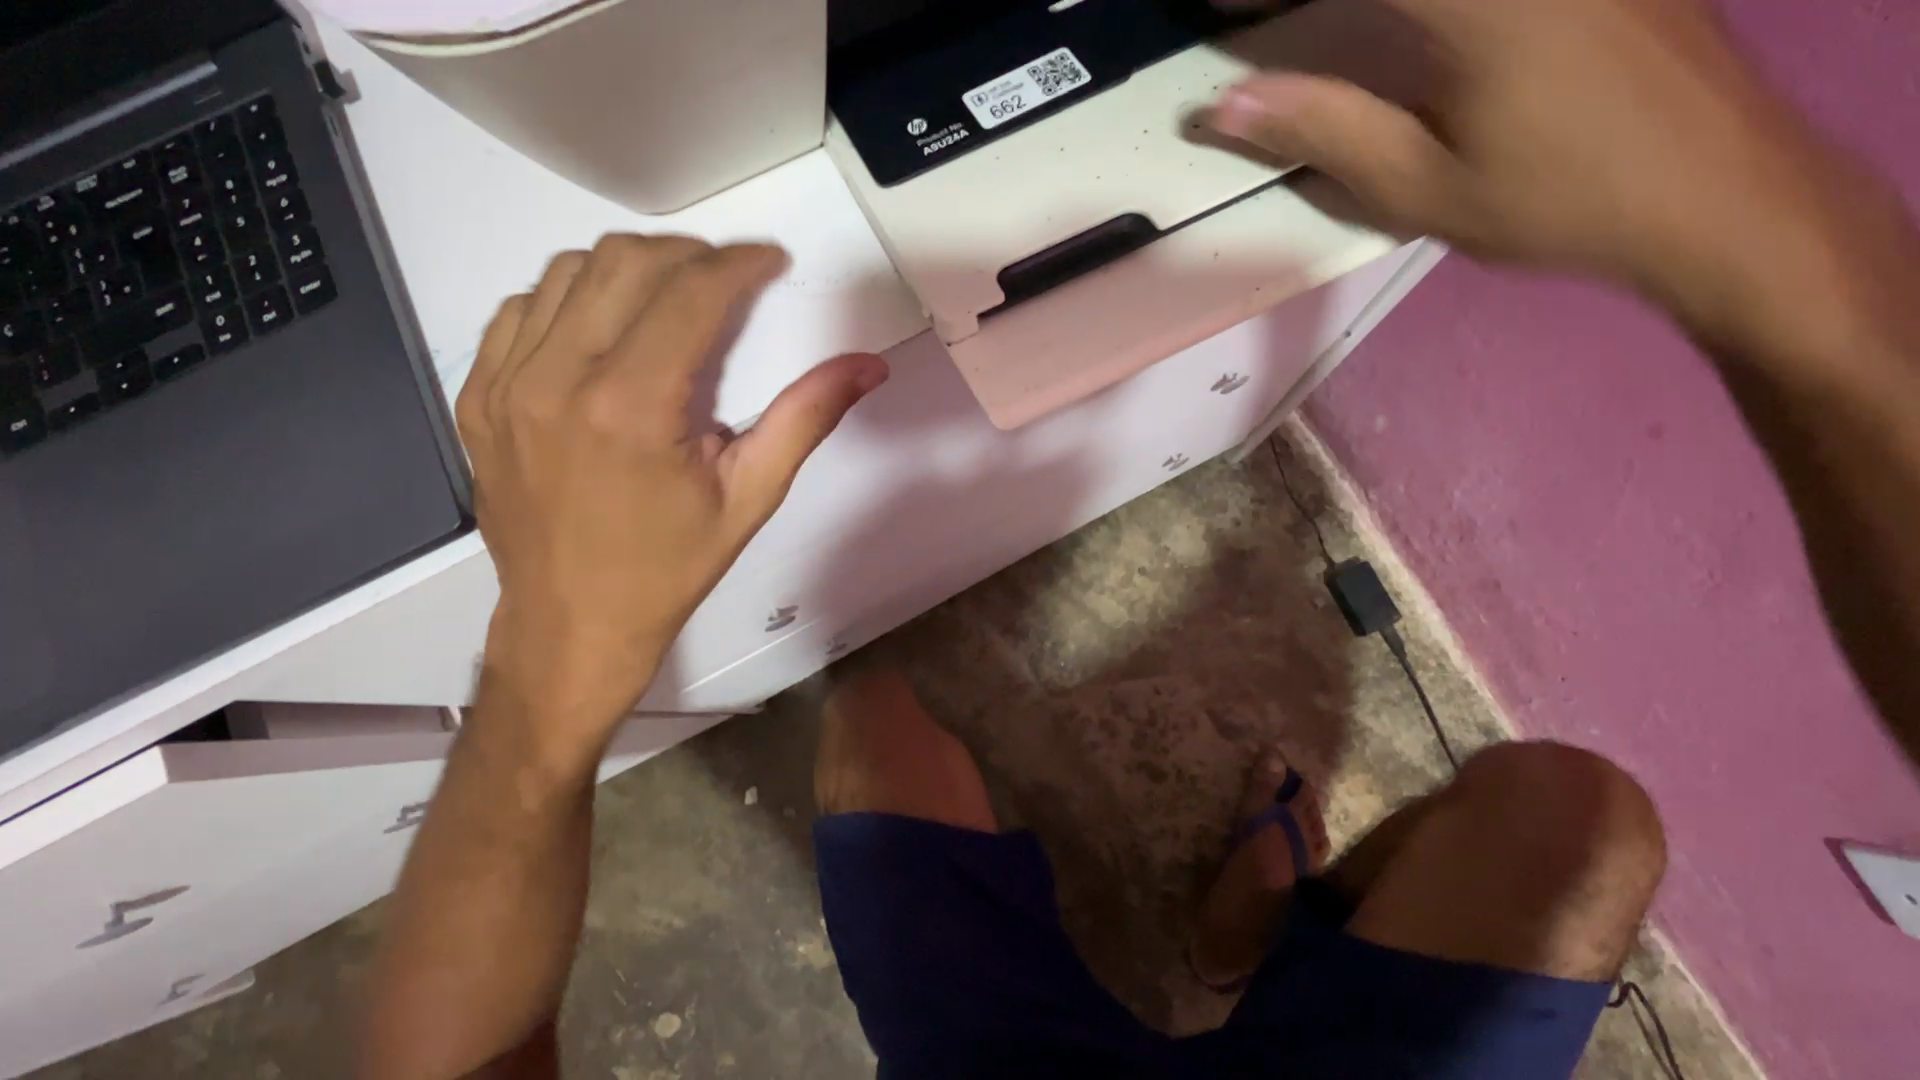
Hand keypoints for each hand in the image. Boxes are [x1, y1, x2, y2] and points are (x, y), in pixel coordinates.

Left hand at [457, 235, 888, 750]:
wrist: (571, 624)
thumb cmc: (669, 568)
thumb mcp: (749, 497)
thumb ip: (806, 419)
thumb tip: (868, 365)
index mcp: (631, 408)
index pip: (690, 292)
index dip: (739, 262)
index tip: (768, 260)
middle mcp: (557, 380)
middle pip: (625, 262)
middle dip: (689, 255)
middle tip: (728, 278)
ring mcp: (504, 385)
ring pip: (566, 272)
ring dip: (629, 269)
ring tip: (670, 299)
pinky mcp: (476, 397)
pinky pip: (520, 310)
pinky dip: (569, 300)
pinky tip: (604, 332)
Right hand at [1207, 0, 1906, 326]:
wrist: (1717, 190)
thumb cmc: (1557, 202)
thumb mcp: (1421, 186)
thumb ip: (1322, 129)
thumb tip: (1222, 106)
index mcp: (1478, 0)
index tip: (1217, 11)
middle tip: (1256, 15)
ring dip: (1362, 4)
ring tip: (1318, 22)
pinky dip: (1417, 6)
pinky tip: (1405, 25)